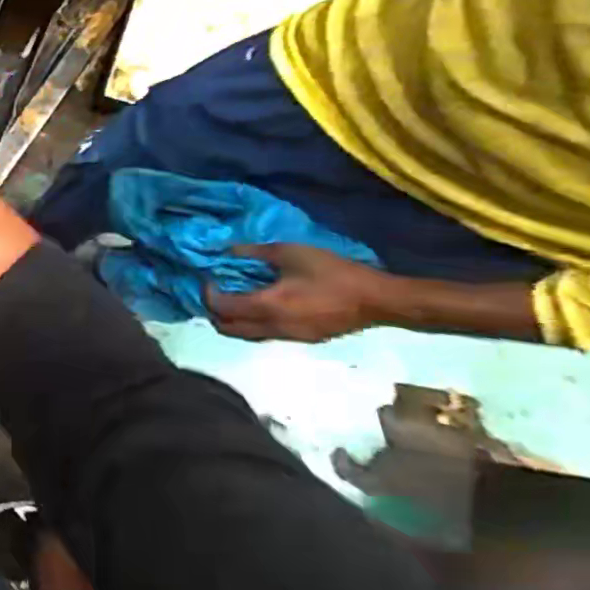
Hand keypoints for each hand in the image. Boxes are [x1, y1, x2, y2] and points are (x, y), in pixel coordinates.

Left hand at [206, 243, 401, 341]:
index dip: (208, 295)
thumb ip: (253, 252)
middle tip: (215, 292)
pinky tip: (258, 304)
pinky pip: (267, 334)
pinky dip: (253, 323)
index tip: (208, 279)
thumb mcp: (289, 253)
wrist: (381, 300)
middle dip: (214, 312)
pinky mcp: (305, 338)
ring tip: (234, 297)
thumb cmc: (333, 273)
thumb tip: (227, 251)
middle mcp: (274, 328)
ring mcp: (291, 337)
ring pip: (248, 335)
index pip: (222, 309)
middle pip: (229, 329)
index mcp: (268, 307)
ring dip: (234, 320)